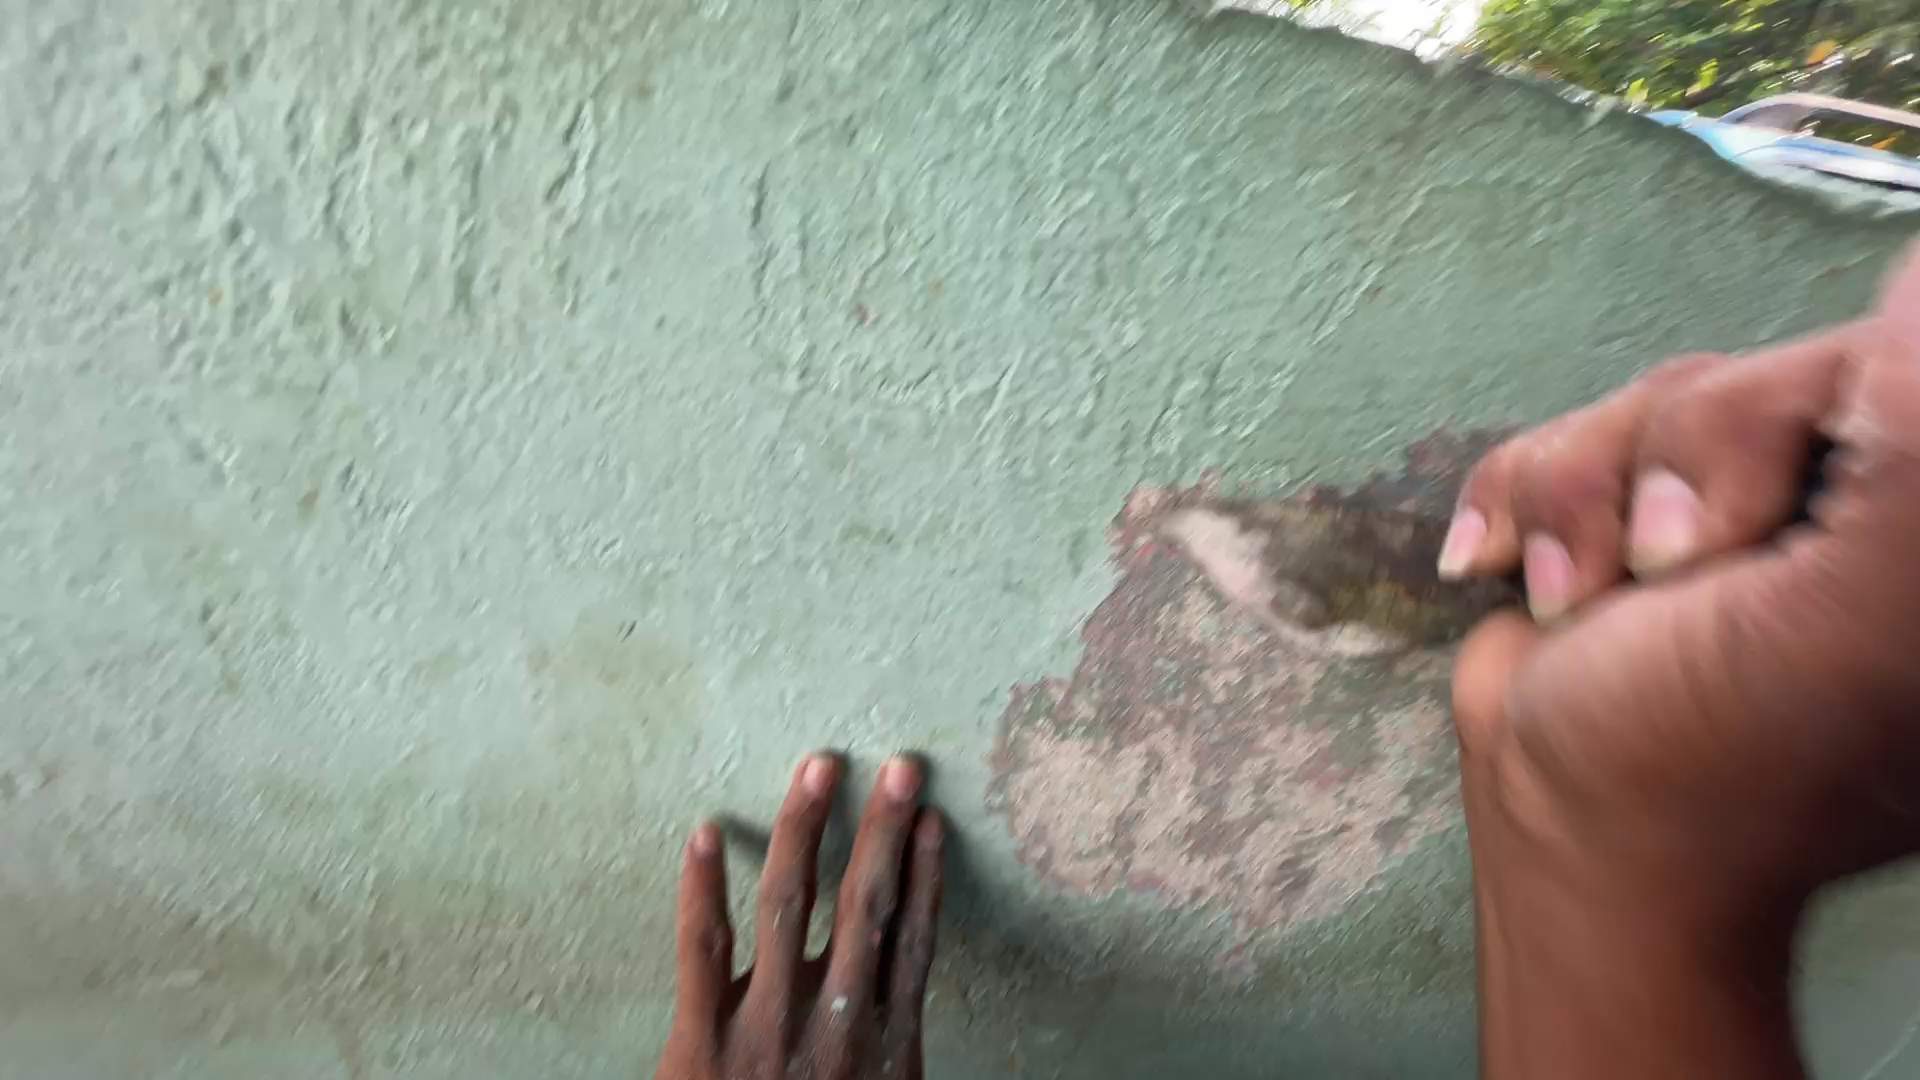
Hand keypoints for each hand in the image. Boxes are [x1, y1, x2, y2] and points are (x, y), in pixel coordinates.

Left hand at [654, 754, 943, 1079]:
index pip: (914, 940)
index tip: (932, 819)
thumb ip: (890, 1040)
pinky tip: (708, 833)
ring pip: (790, 904)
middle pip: (866, 905)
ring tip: (818, 769)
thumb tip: (907, 967)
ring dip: (806, 829)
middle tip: (901, 768)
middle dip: (885, 830)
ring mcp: (764, 1028)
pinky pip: (701, 950)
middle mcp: (833, 1024)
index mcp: (881, 1045)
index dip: (927, 874)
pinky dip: (703, 888)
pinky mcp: (698, 1042)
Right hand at [1444, 248, 1919, 1078]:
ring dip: (1559, 509)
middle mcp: (1835, 498)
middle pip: (1718, 387)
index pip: (1859, 365)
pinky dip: (1502, 510)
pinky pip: (1541, 449)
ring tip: (1566, 600)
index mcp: (1913, 520)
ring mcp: (1710, 505)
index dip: (1755, 436)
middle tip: (1644, 583)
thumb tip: (1918, 276)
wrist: (1552, 804)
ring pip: (1617, 416)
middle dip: (1638, 483)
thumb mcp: (1836, 624)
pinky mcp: (1607, 516)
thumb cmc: (1694, 748)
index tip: (1712, 548)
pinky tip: (1500, 569)